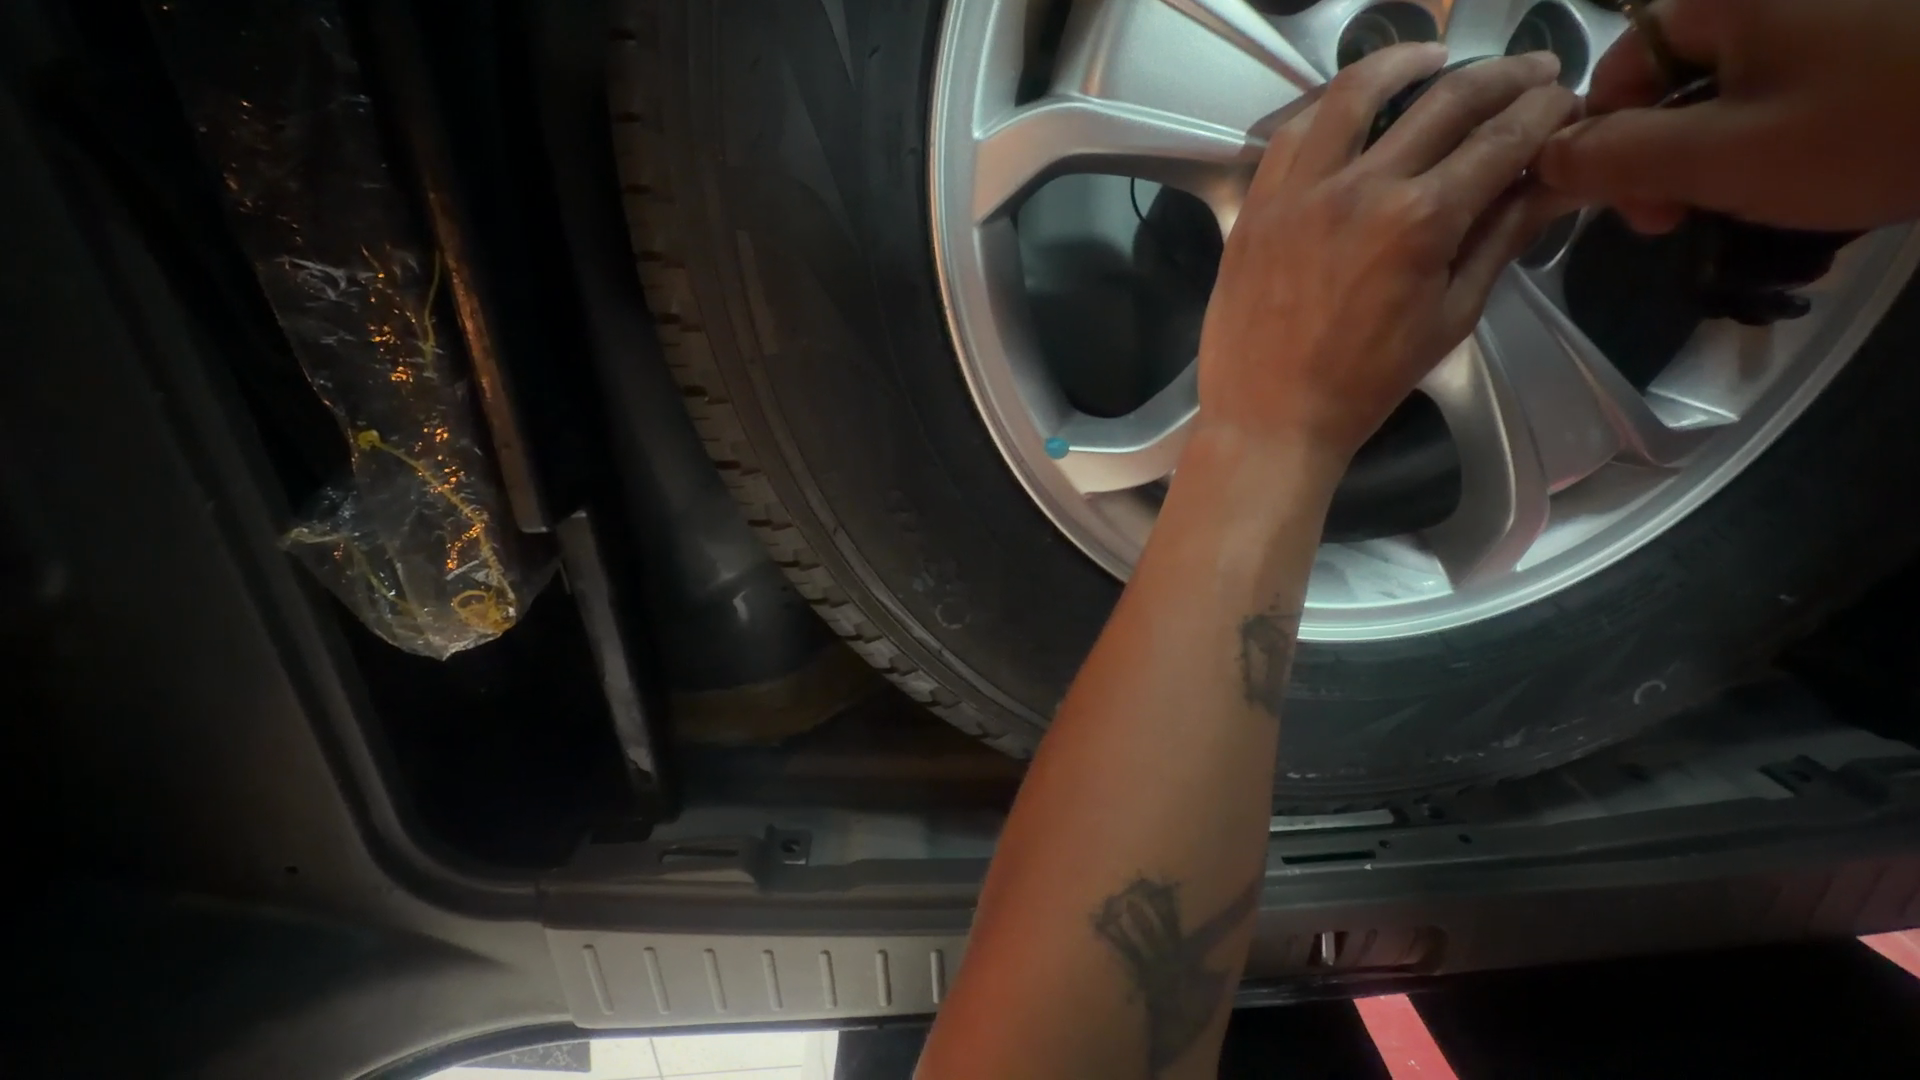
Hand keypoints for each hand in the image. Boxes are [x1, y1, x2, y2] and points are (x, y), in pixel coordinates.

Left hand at [1197, 46, 1576, 465]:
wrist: (1268, 419)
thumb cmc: (1363, 385)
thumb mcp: (1450, 317)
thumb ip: (1501, 238)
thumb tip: (1554, 181)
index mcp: (1422, 219)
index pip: (1504, 136)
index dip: (1547, 110)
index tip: (1564, 102)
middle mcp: (1361, 187)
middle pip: (1446, 99)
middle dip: (1503, 76)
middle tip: (1530, 70)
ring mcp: (1298, 192)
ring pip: (1356, 94)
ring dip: (1406, 60)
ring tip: (1436, 56)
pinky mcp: (1255, 207)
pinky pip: (1291, 133)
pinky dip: (1327, 105)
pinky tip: (1349, 104)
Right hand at [1537, 0, 1919, 233]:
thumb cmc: (1883, 125)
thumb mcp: (1722, 158)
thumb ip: (1612, 159)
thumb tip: (1543, 156)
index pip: (1614, 76)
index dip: (1609, 150)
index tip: (1649, 211)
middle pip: (1669, 80)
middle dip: (1666, 155)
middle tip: (1696, 212)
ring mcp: (1826, 11)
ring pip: (1727, 85)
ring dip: (1721, 149)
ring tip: (1760, 191)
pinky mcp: (1871, 30)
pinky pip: (1789, 76)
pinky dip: (1781, 125)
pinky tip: (1810, 158)